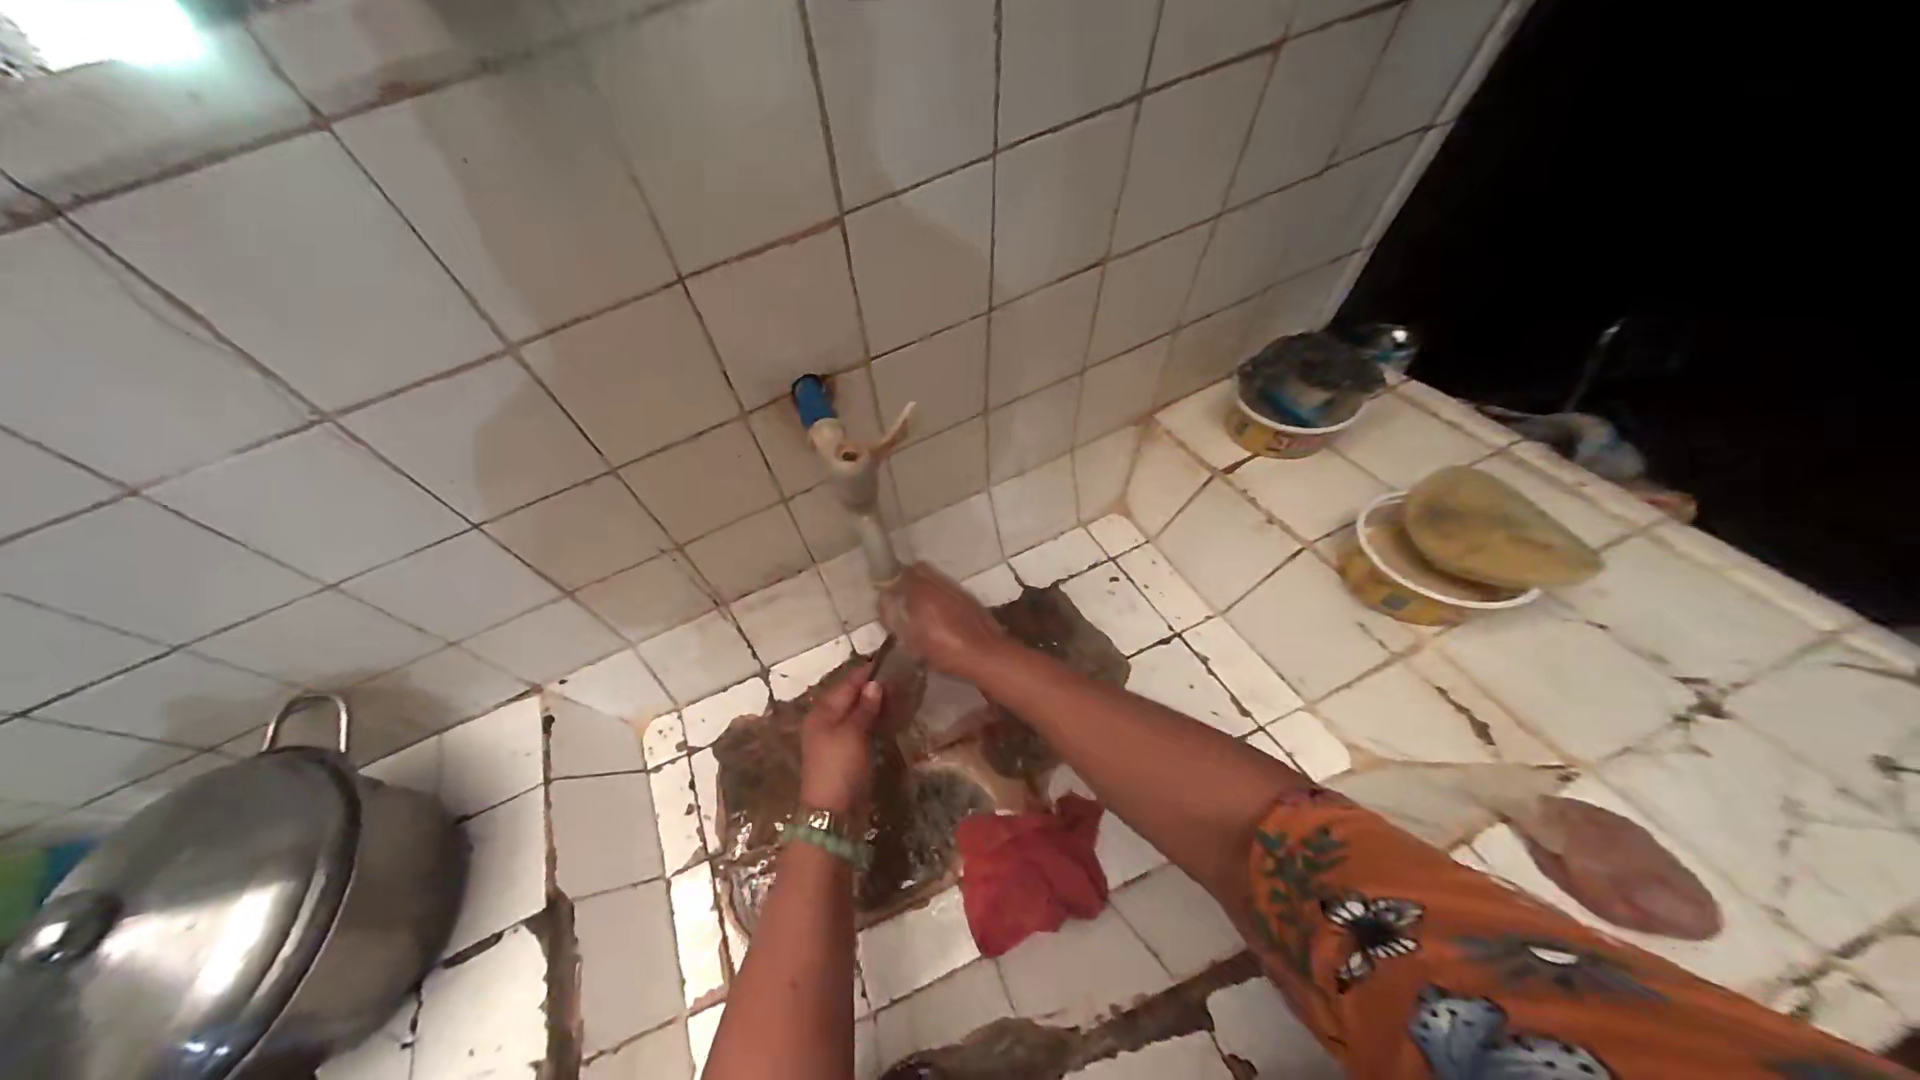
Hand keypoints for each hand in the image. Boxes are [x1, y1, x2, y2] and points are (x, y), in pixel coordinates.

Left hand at [798, 665, 884, 814]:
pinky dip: (874, 721)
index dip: (866, 673)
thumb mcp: (852, 733)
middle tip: (899, 677)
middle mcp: (826, 722)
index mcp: (822, 712)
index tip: (889, 660)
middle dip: (872, 688)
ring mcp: (836, 739)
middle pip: (850, 697)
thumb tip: (874, 684)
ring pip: (857, 713)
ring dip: (874, 704)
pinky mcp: (847, 755)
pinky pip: (861, 730)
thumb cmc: (839, 767)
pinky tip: (889, 718)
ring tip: (898, 694)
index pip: (846, 684)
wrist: (833, 813)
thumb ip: (864, 707)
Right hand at [878, 563, 1012, 678]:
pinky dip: (938, 594)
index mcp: (922, 591)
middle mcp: (940, 584)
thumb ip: (894, 619)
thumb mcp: (912, 640)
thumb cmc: (946, 650)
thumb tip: (885, 604)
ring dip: (924, 586)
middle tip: (900, 598)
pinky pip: (947, 588)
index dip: (891, 582)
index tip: (886, 594)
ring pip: (934, 577)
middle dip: (907, 579)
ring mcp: (957, 589)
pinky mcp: (969, 598)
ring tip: (918, 607)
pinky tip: (937, 614)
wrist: (987, 654)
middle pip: (919, 570)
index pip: (901, 573)